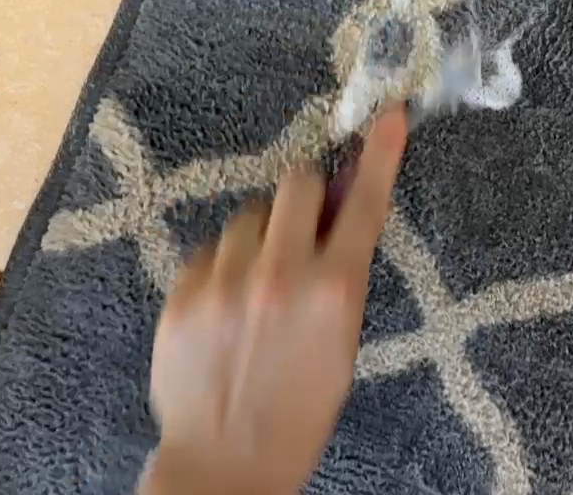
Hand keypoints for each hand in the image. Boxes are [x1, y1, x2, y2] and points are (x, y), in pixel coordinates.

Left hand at [141, 106, 408, 494]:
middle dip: (302, 196)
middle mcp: (281, 275)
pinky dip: (221, 265)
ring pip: (248, 214)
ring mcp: (227, 282)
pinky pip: (209, 248)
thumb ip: (342, 267)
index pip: (366, 202)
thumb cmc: (302, 404)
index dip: (381, 153)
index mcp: (335, 289)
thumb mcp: (343, 336)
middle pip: (295, 181)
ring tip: (252, 283)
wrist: (225, 466)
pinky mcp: (183, 295)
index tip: (390, 113)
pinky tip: (223, 306)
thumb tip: (340, 206)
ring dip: (258, 235)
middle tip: (298, 226)